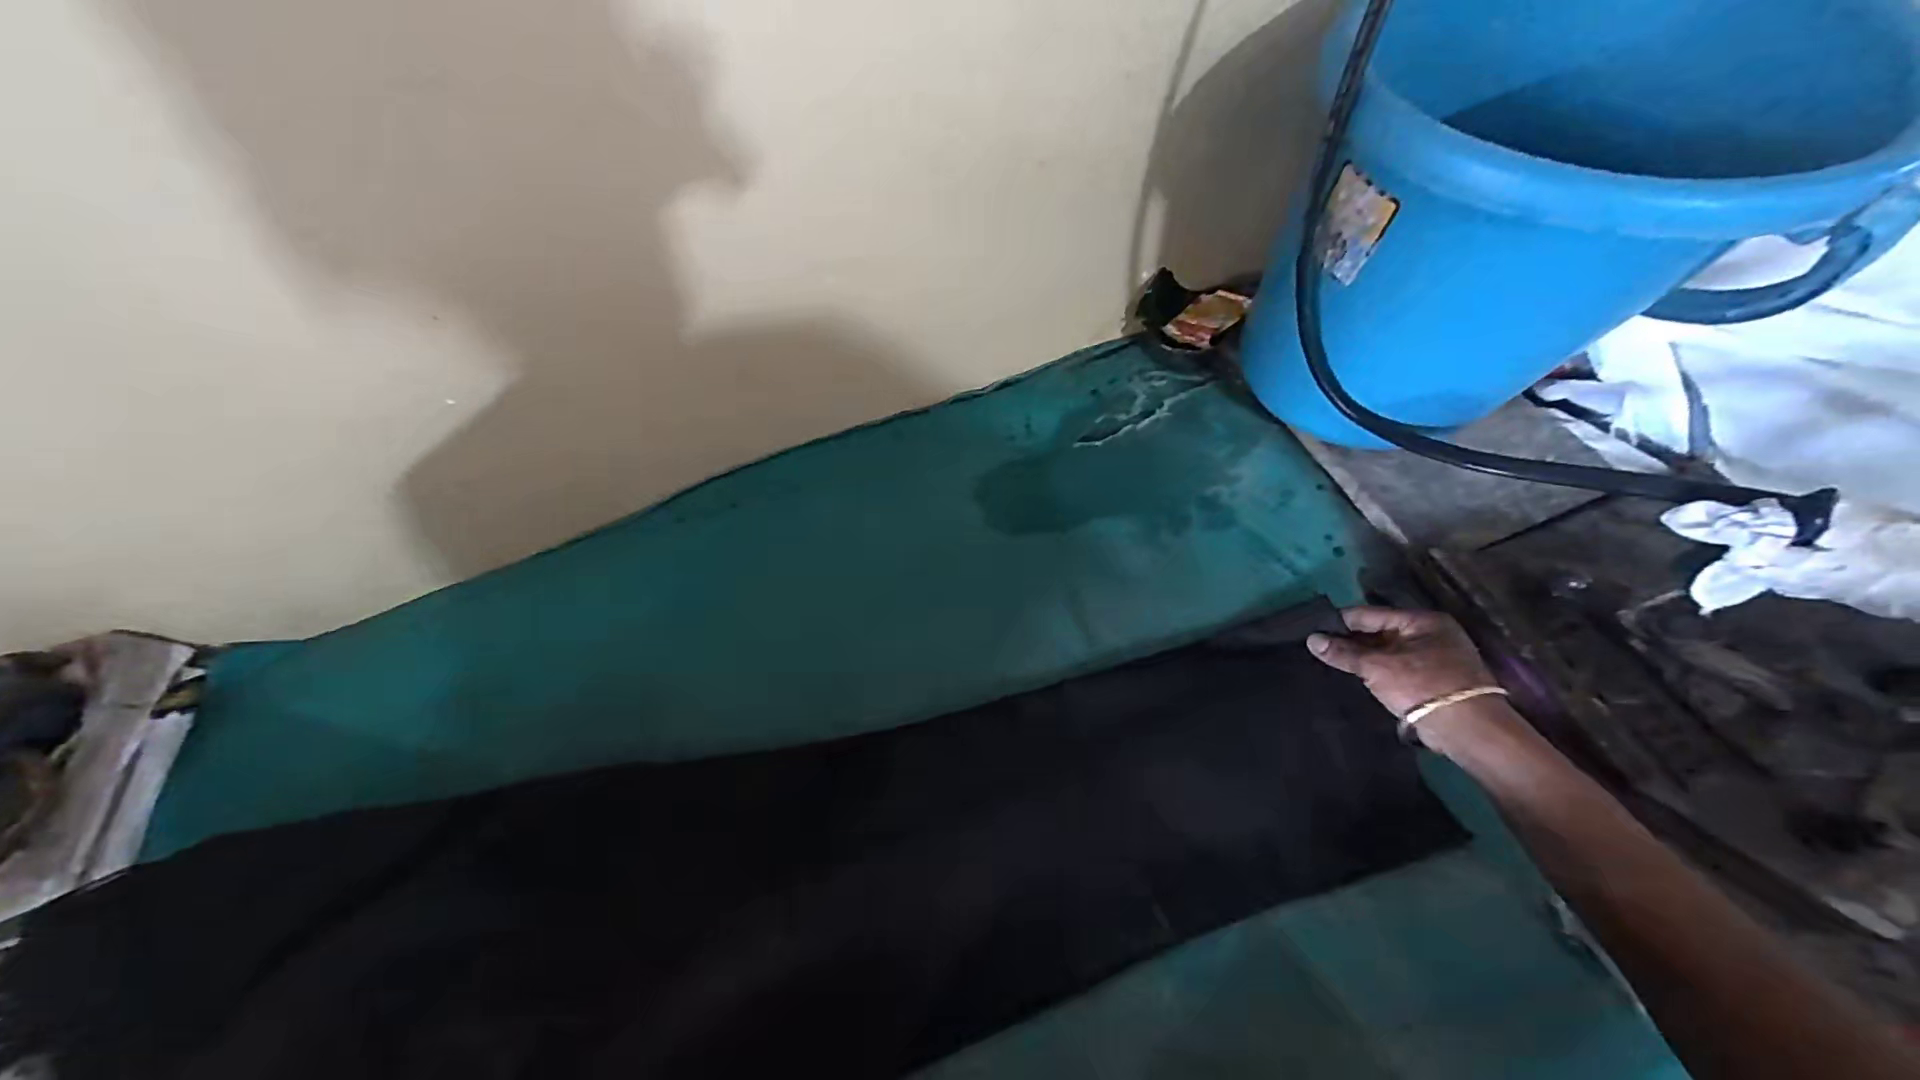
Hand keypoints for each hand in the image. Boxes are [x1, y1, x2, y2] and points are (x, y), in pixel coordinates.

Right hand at [1305, 607, 1497, 719]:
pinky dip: (1377, 670)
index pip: (1371, 614)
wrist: (1468, 730)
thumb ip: (1343, 653)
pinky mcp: (1434, 679)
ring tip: (1331, 661)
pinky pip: (1396, 667)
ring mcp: (1435, 657)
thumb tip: (1312, 640)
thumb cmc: (1422, 686)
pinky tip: (1355, 676)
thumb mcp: (1377, 667)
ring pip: (1387, 651)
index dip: (1341, 622)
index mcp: (1423, 621)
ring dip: (1363, 658)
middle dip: (1351, 641)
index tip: (1314, 630)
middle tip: (1319, 648)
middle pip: (1379, 632)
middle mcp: (1432, 634)